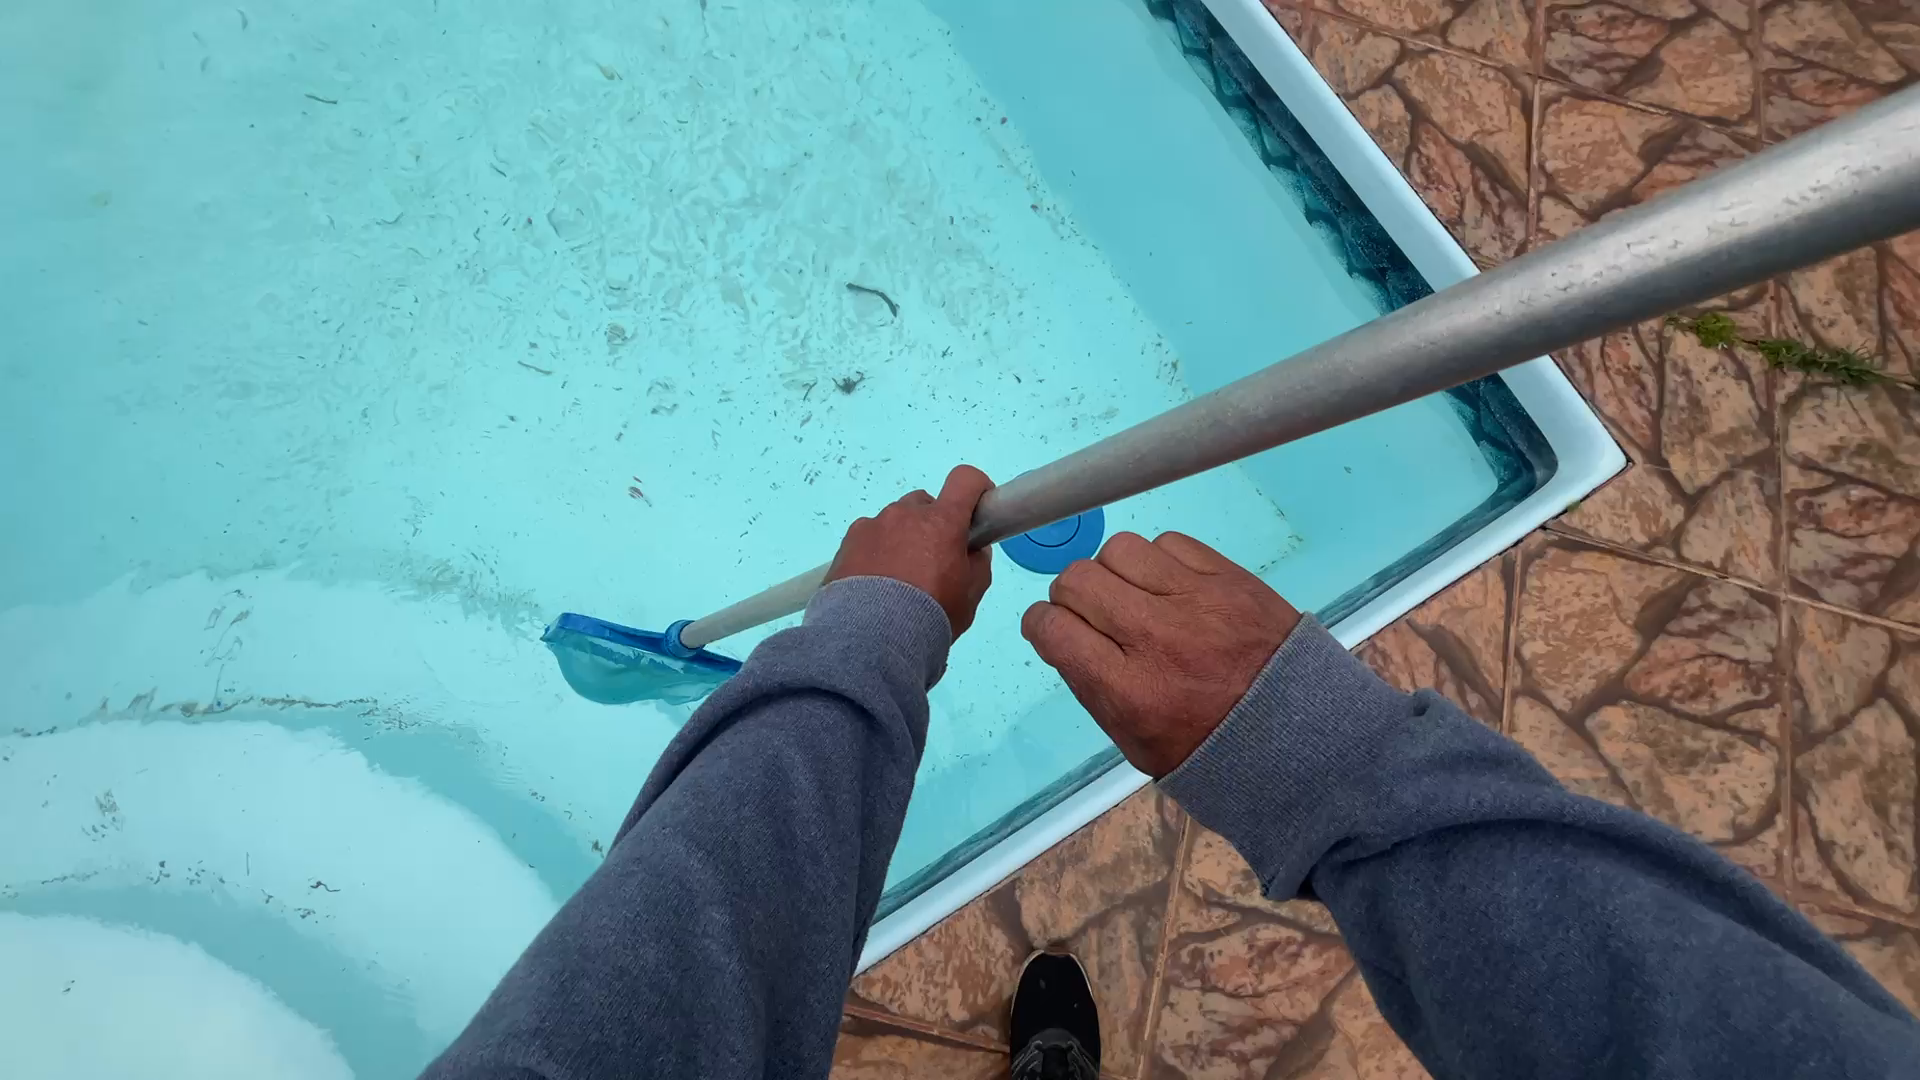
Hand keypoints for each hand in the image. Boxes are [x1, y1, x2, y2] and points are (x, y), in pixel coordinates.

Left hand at [825, 465, 994, 637]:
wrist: (872, 639)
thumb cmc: (930, 616)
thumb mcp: (969, 598)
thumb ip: (977, 566)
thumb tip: (972, 550)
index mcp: (942, 522)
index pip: (965, 480)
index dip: (976, 489)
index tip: (977, 509)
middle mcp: (906, 514)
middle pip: (926, 504)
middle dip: (934, 524)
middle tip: (934, 561)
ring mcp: (873, 525)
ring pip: (895, 521)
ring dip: (902, 539)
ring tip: (897, 581)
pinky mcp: (848, 542)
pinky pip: (868, 537)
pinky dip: (875, 552)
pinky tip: (874, 584)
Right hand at [1021, 531, 1299, 776]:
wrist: (1301, 737)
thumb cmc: (1207, 749)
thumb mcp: (1133, 741)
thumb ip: (1089, 683)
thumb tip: (1059, 630)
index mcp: (1129, 691)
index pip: (1052, 627)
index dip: (1041, 624)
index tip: (1051, 629)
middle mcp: (1157, 638)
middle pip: (1077, 580)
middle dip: (1070, 596)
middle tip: (1091, 614)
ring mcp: (1196, 601)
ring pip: (1119, 550)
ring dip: (1113, 572)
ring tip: (1132, 595)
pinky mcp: (1229, 577)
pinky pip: (1168, 542)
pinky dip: (1158, 561)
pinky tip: (1170, 587)